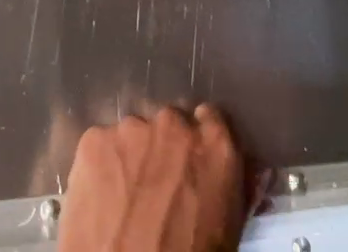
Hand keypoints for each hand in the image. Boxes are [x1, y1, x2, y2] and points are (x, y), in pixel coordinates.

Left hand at [59, 106, 245, 251]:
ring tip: (127, 195)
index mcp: (215, 144)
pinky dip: (102, 166)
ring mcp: (130, 130)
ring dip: (133, 156)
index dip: (199, 142)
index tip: (191, 162)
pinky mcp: (94, 140)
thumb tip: (252, 170)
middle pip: (169, 124)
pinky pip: (102, 145)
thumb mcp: (229, 228)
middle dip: (165, 148)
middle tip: (158, 186)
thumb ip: (239, 186)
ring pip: (134, 134)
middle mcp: (174, 125)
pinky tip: (104, 197)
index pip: (210, 119)